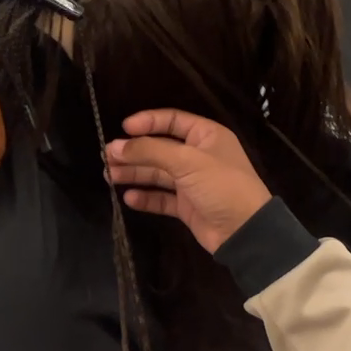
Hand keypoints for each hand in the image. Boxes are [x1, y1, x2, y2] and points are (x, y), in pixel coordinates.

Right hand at [106, 110, 273, 252]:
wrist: (244, 230)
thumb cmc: (221, 186)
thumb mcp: (187, 161)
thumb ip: (150, 151)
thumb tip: (116, 146)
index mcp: (206, 136)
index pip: (172, 121)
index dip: (147, 122)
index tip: (123, 128)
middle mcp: (198, 156)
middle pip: (159, 149)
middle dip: (134, 152)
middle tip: (106, 158)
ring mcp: (192, 182)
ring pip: (157, 174)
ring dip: (134, 173)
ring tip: (110, 176)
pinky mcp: (187, 206)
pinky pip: (162, 198)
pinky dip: (146, 197)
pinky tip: (129, 198)